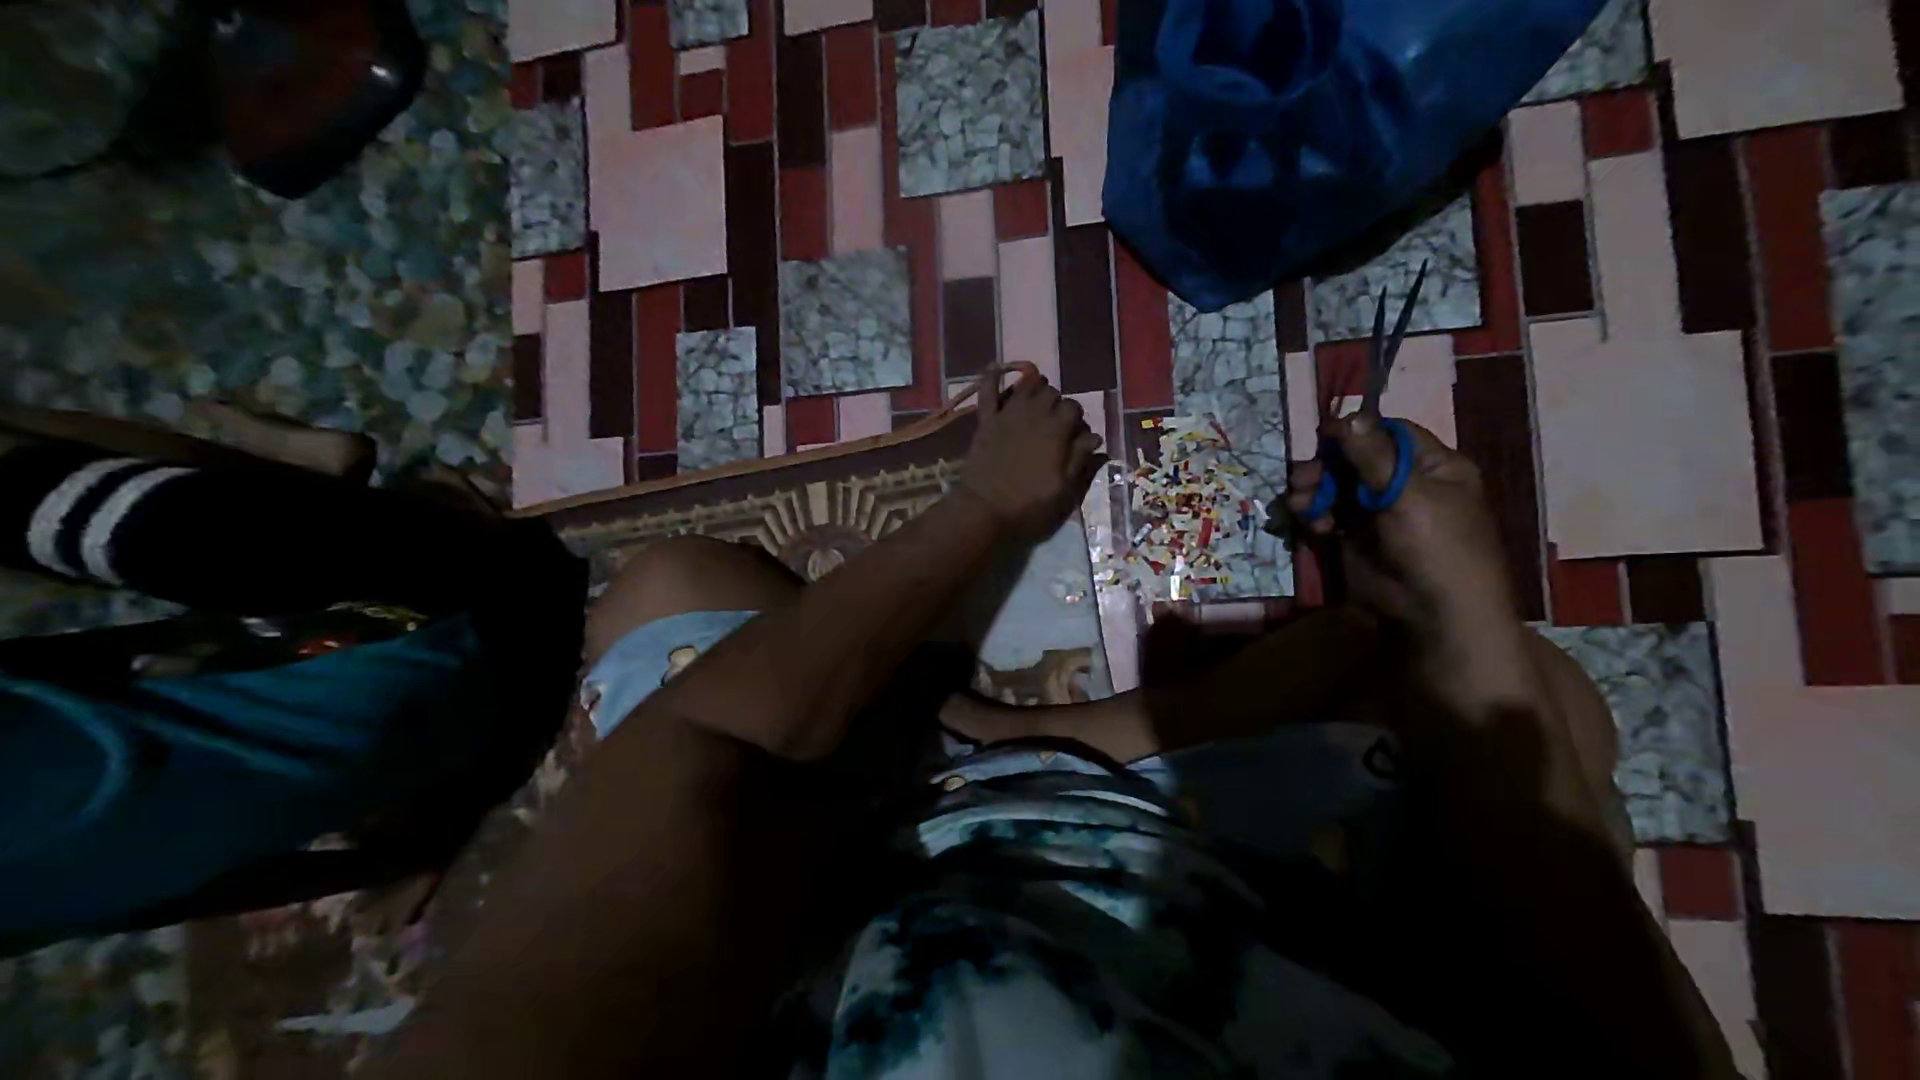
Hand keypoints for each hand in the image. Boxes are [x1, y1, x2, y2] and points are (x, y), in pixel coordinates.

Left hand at [957, 365, 1105, 535]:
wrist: (984, 510)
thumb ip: (1079, 459)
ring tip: (1036, 402)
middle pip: (1051, 393)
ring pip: (1026, 385)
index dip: (1077, 419)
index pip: (1074, 408)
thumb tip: (1096, 438)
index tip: (1074, 436)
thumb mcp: (1063, 489)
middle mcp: (1034, 414)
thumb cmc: (1029, 505)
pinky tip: (996, 368)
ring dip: (1035, 389)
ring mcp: (1007, 414)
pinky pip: (987, 391)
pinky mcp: (986, 421)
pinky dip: (991, 377)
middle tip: (1054, 424)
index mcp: (1056, 430)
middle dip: (1057, 404)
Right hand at [1284, 414, 1513, 632]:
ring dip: (1313, 491)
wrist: (1433, 614)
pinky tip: (1314, 526)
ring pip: (1334, 487)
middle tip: (1302, 478)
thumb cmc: (1435, 546)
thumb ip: (1373, 456)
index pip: (1389, 434)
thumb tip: (1346, 416)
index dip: (1355, 432)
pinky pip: (1325, 515)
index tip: (1322, 436)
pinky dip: (1314, 516)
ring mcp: (1375, 513)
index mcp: (1431, 468)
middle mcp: (1402, 485)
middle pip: (1353, 459)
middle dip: (1325, 466)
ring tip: (1301, 504)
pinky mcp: (1352, 538)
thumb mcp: (1408, 495)